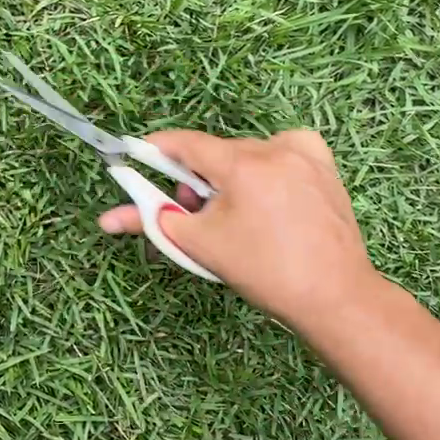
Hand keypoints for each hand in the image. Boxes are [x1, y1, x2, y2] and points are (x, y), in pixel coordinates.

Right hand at [97, 129, 384, 330]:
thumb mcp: (196, 243)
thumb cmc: (261, 270)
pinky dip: (265, 163)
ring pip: (244, 154)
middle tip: (191, 210)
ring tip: (230, 211)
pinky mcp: (325, 168)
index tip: (136, 156)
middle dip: (193, 176)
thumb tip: (107, 218)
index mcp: (242, 166)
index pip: (184, 143)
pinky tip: (265, 188)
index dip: (155, 148)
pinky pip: (282, 150)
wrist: (333, 296)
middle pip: (213, 152)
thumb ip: (149, 220)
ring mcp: (305, 157)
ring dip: (226, 174)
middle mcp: (274, 151)